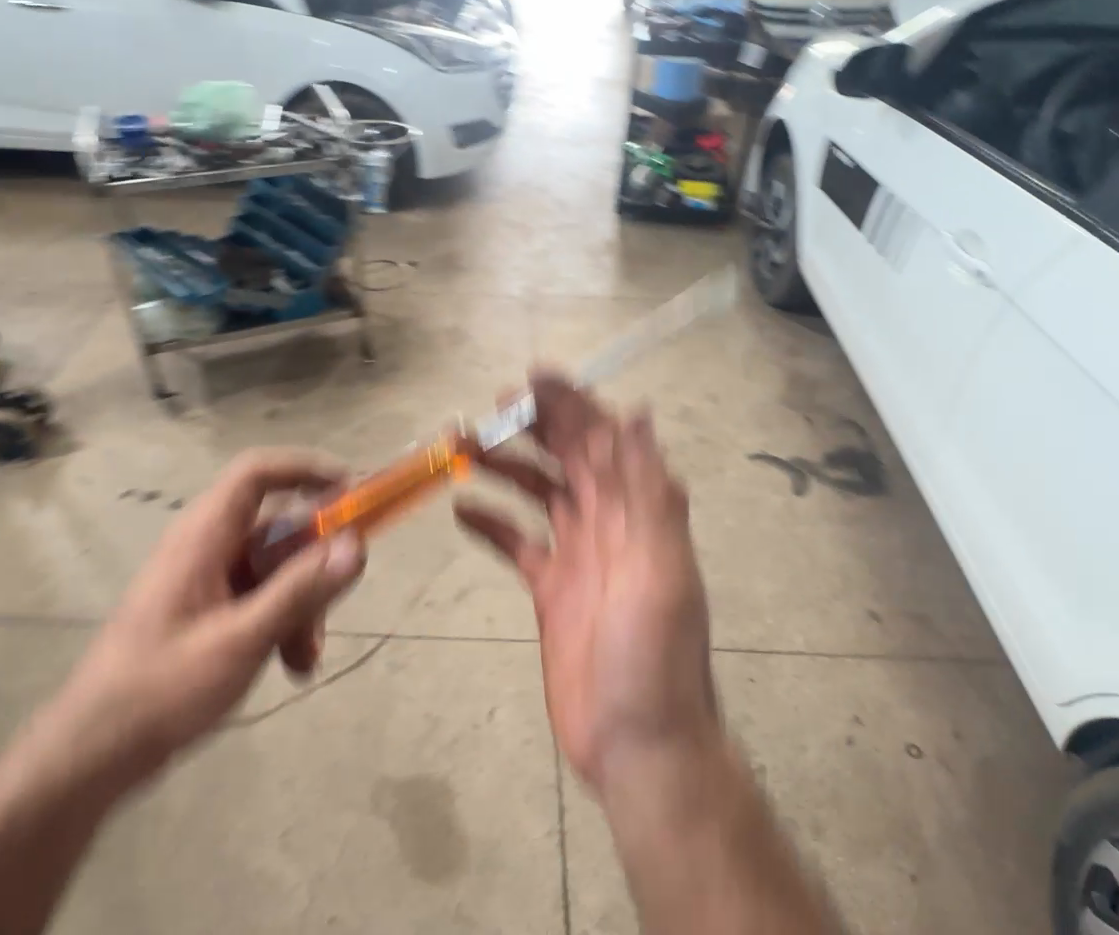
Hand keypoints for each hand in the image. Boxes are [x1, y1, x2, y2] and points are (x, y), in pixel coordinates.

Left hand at [27, 449, 367, 797]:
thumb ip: (301, 590)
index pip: (257, 473)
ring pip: (275, 569)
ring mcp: (205, 581)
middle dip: (315, 565)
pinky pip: (259, 599)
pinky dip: (282, 624)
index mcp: (203, 537)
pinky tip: (291, 666)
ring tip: (306, 658)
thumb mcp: (242, 639)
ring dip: (302, 605)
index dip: (306, 470)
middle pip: (278, 529)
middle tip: (338, 599)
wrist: (94, 751)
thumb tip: (356, 545)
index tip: (354, 493)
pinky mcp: (206, 613)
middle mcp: (205, 548)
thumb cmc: (163, 688)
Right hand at [453, 374, 721, 792]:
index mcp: (637, 514)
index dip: (572, 405)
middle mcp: (608, 525)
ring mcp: (577, 558)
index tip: (531, 377)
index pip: (603, 442)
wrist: (637, 741)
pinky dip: (492, 524)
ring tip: (459, 447)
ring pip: (538, 494)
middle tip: (487, 409)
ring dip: (504, 467)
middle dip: (533, 427)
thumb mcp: (659, 569)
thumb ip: (647, 493)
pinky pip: (518, 544)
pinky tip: (461, 511)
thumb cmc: (652, 656)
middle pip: (568, 459)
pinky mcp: (549, 592)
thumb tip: (637, 413)